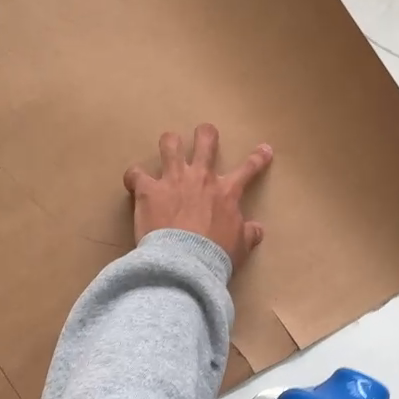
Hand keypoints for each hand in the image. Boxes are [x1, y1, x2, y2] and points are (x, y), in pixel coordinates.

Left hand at [124, 124, 273, 267]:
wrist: (185, 263)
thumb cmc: (216, 256)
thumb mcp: (241, 246)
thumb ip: (249, 234)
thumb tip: (257, 229)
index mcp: (226, 192)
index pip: (248, 169)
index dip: (258, 158)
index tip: (265, 150)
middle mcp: (200, 178)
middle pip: (205, 141)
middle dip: (207, 135)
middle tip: (206, 135)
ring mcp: (173, 180)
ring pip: (170, 144)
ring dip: (170, 143)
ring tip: (169, 146)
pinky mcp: (147, 190)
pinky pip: (136, 174)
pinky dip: (135, 177)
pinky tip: (134, 182)